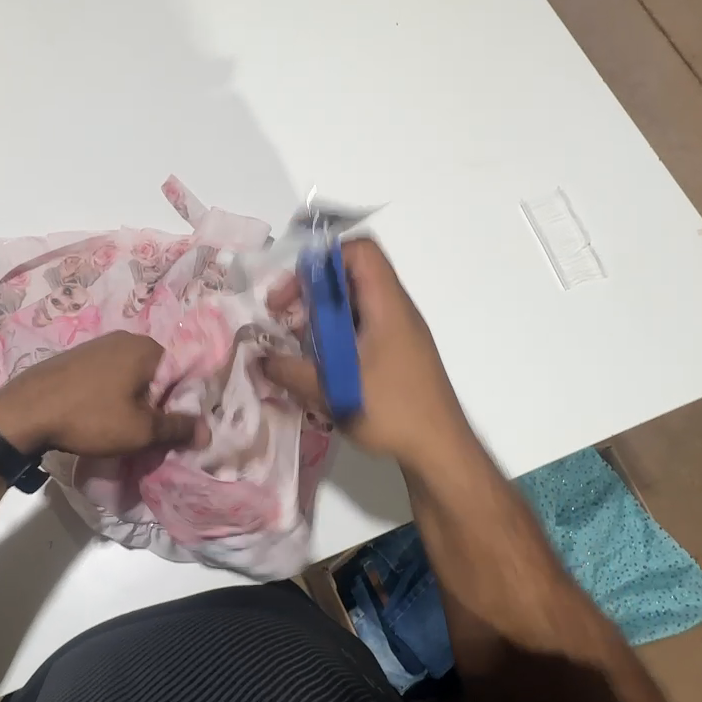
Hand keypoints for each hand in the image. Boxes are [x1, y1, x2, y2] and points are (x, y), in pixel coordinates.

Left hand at [0, 332, 202, 457]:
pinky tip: (102, 417)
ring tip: (126, 430)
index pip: (182, 374)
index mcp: (147, 348)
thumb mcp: (140, 430)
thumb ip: (177, 428)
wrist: (25, 412)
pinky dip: (113, 396)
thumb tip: (206, 430)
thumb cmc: (90, 417)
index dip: (184, 403)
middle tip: (152, 435)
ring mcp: (98, 345)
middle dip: (159, 404)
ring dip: (135, 402)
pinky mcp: (78, 358)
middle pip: (157, 375)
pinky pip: (109, 377)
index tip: (178, 430)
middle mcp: (126, 339)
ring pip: (132, 377)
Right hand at [261, 238, 471, 467]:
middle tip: (284, 322)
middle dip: (311, 294)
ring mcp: (399, 333)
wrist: (441, 450)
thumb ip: (291, 372)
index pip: (360, 252)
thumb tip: (260, 359)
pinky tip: (321, 369)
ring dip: (321, 320)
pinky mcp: (398, 355)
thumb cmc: (392, 411)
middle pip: (351, 277)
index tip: (294, 293)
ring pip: (354, 306)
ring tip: (298, 349)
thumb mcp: (333, 392)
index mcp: (388, 306)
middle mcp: (396, 311)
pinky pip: (362, 329)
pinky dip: (336, 339)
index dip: (322, 261)